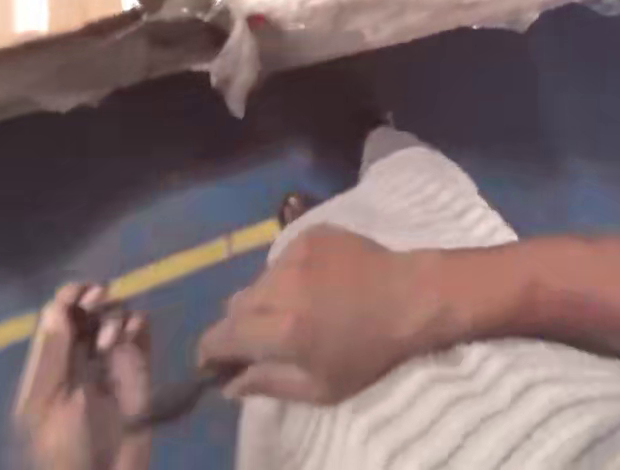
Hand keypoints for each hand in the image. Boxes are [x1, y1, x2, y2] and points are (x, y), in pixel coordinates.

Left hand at [13, 284, 151, 469]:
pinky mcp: (138, 367)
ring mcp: (111, 360)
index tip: (82, 291)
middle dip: (95, 297)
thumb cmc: (63, 455)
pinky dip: (137, 323)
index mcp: (52, 364)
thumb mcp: (46, 408)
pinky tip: (132, 335)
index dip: (70, 296)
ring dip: (114, 314)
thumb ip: (52, 355)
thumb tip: (56, 305)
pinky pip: (141, 331)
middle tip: (99, 299)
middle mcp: (81, 355)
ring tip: (110, 341)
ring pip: (116, 314)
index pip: (59, 314)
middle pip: (90, 307)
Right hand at [196, 227, 431, 403]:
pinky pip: (283, 257)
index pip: (222, 334)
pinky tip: (316, 282)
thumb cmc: (368, 351)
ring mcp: (295, 252)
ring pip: (259, 279)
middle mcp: (281, 284)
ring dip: (266, 297)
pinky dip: (289, 273)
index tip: (214, 360)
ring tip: (297, 307)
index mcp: (282, 329)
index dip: (211, 349)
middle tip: (264, 336)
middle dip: (241, 324)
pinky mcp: (309, 232)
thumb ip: (269, 383)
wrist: (408, 295)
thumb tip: (229, 384)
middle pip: (236, 304)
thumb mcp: (321, 387)